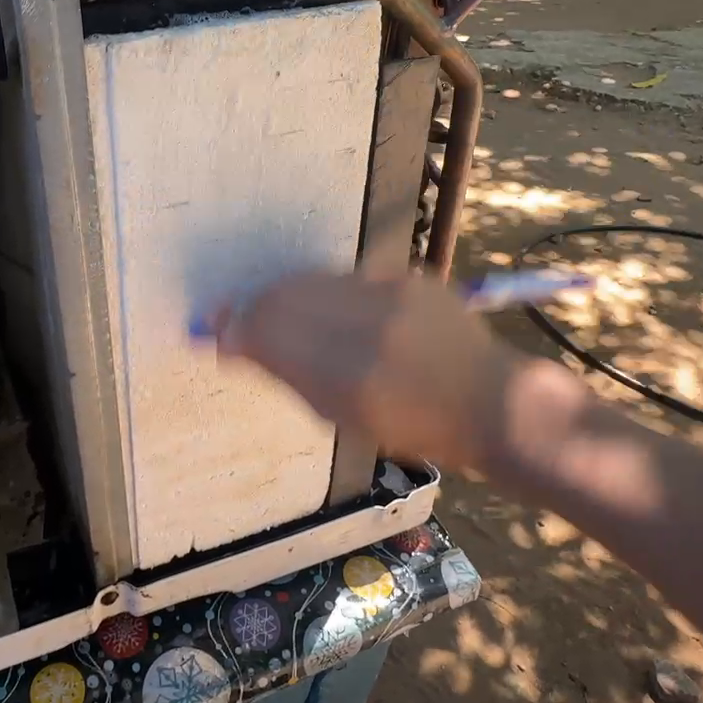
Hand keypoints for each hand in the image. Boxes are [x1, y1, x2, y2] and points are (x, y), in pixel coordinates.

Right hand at [211, 272, 588, 471]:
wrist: (492, 402)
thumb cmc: (416, 427)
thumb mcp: (344, 415)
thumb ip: (286, 373)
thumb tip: (231, 343)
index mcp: (351, 377)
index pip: (269, 333)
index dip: (233, 327)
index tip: (209, 330)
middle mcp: (370, 326)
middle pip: (285, 296)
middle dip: (252, 305)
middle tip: (235, 319)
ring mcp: (394, 295)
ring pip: (312, 279)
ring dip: (284, 294)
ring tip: (276, 311)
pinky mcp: (410, 276)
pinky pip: (347, 276)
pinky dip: (324, 291)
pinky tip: (327, 308)